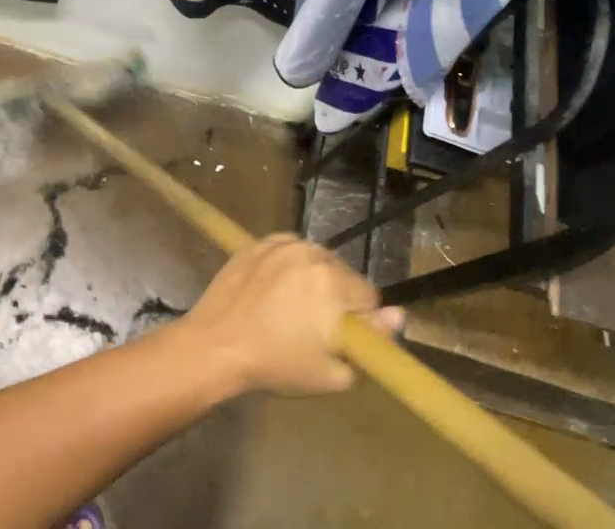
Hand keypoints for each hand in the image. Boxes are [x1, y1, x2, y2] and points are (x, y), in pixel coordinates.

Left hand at [174, 234, 402, 396]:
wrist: (215, 346)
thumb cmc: (276, 364)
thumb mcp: (333, 372)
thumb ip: (372, 343)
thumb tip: (398, 317)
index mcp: (335, 283)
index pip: (370, 296)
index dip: (360, 320)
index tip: (339, 336)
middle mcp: (313, 253)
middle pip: (344, 274)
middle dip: (337, 297)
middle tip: (312, 325)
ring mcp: (282, 244)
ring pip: (317, 259)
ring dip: (314, 278)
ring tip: (291, 306)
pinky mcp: (258, 242)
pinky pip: (289, 250)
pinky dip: (289, 265)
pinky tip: (275, 288)